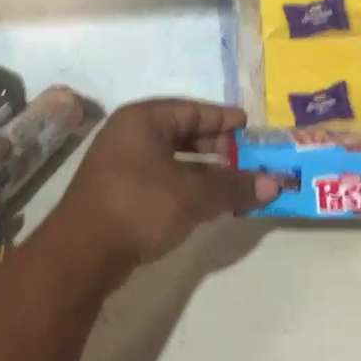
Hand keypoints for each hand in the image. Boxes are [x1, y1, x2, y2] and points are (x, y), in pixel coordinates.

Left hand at [43, 99, 278, 279]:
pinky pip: (161, 177)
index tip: (250, 127)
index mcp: (142, 119)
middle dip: (216, 146)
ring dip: (203, 169)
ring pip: (171, 158)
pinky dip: (185, 184)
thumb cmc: (139, 206)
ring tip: (234, 183)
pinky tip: (206, 202)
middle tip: (247, 158)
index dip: (223, 118)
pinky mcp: (118, 190)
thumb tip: (276, 183)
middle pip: (181, 132)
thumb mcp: (193, 195)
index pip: (191, 109)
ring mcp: (120, 163)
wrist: (84, 251)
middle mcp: (128, 134)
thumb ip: (234, 186)